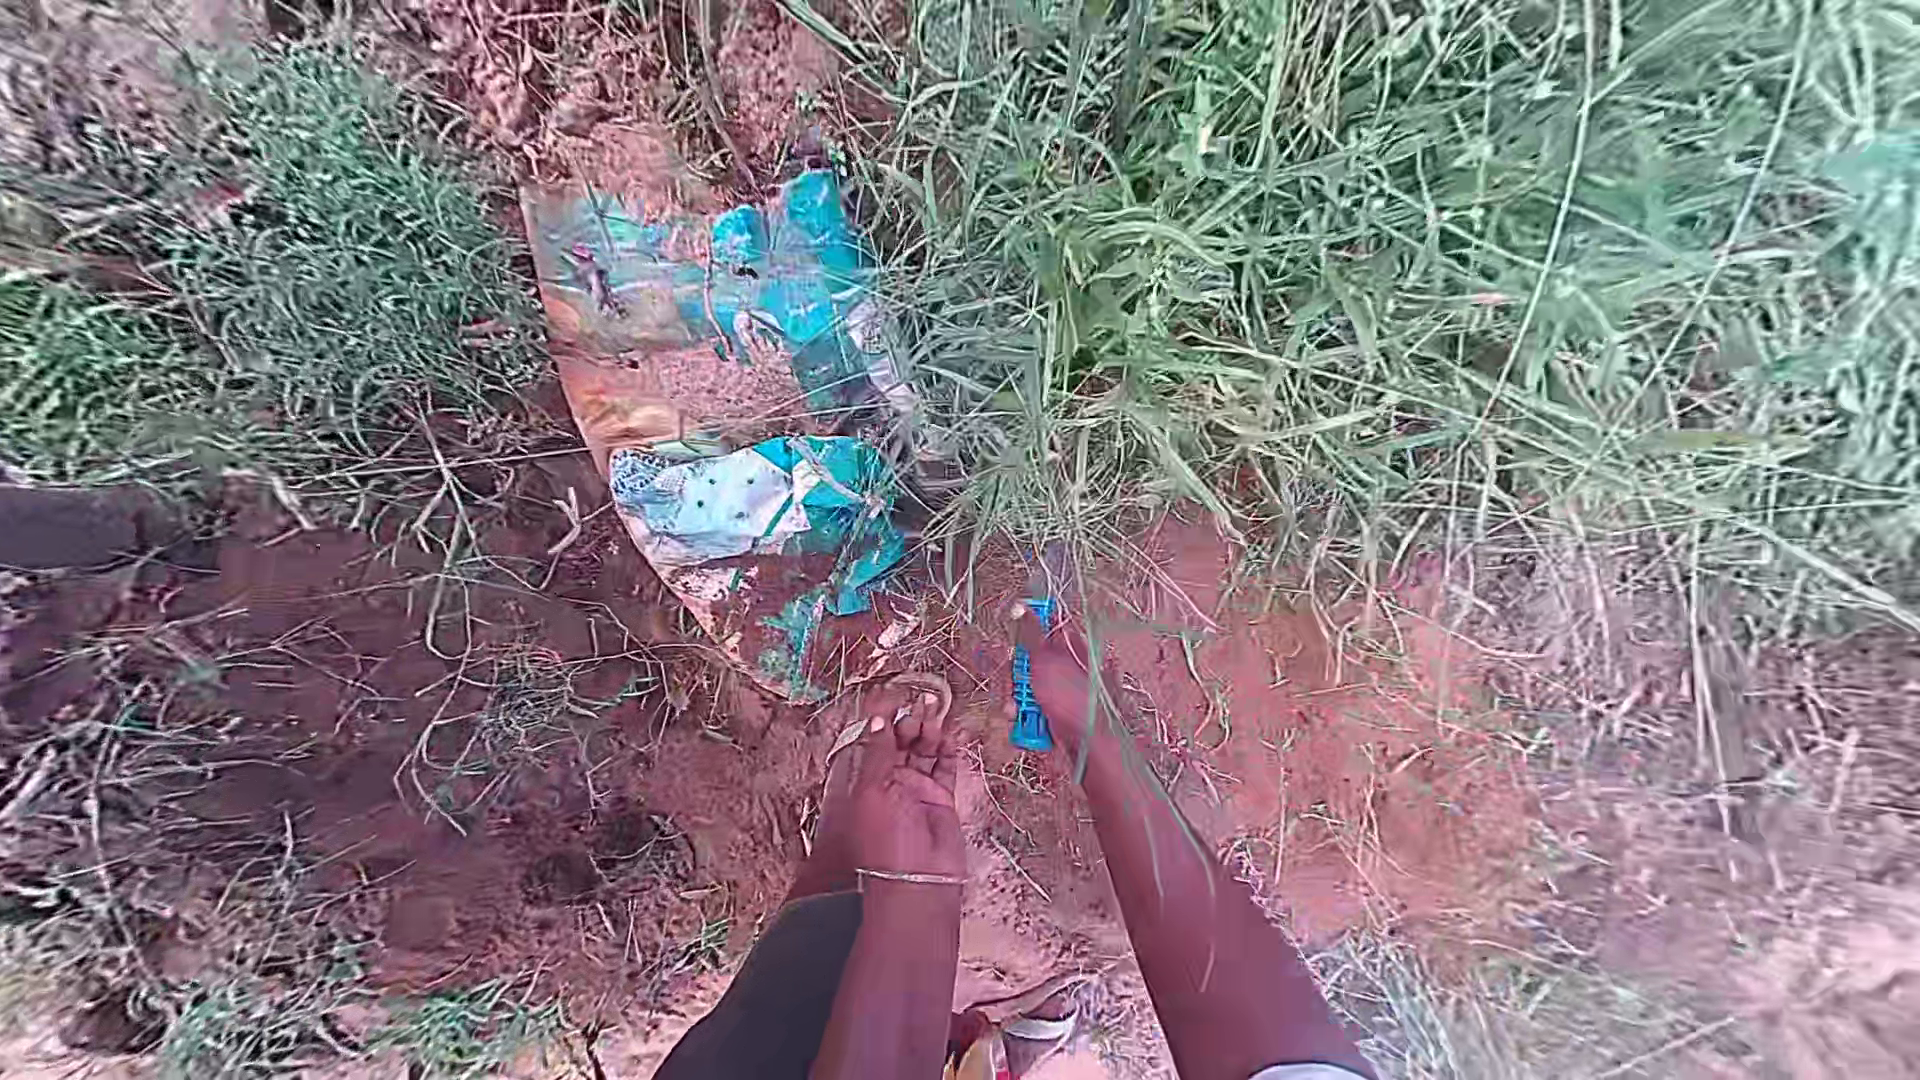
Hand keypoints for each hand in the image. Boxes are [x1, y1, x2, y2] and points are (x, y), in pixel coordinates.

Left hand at [846, 687, 964, 879]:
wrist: (918, 881)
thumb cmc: (886, 842)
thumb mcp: (872, 790)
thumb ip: (879, 753)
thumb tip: (879, 721)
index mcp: (870, 780)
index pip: (877, 741)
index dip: (885, 719)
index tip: (893, 697)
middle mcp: (893, 783)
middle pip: (903, 743)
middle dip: (911, 722)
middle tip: (921, 705)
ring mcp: (918, 790)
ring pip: (925, 752)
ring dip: (930, 732)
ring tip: (936, 714)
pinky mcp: (941, 798)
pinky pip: (945, 768)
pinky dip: (948, 751)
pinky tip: (949, 736)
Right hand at [1012, 604, 1112, 764]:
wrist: (1088, 745)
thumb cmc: (1072, 699)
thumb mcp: (1047, 659)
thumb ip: (1033, 633)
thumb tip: (1024, 605)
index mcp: (1069, 645)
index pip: (1045, 625)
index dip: (1027, 629)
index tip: (1017, 637)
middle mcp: (1065, 666)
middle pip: (1027, 659)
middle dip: (1016, 674)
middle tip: (1017, 682)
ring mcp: (1059, 691)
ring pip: (1025, 686)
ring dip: (1016, 700)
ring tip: (1018, 710)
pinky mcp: (1052, 714)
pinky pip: (1029, 709)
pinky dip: (1023, 717)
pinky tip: (1023, 723)